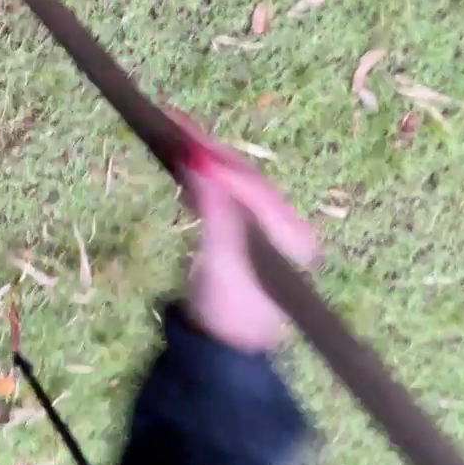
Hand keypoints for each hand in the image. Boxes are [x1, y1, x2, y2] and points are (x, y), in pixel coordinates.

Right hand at [172, 109, 320, 351]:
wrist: (221, 347)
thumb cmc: (228, 309)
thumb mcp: (220, 259)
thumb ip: (214, 208)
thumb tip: (198, 161)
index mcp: (292, 235)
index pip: (252, 185)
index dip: (218, 161)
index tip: (186, 138)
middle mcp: (282, 226)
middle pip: (242, 175)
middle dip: (208, 147)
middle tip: (173, 118)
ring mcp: (262, 228)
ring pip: (230, 179)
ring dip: (202, 153)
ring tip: (172, 126)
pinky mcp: (241, 231)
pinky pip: (221, 191)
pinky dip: (200, 171)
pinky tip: (182, 155)